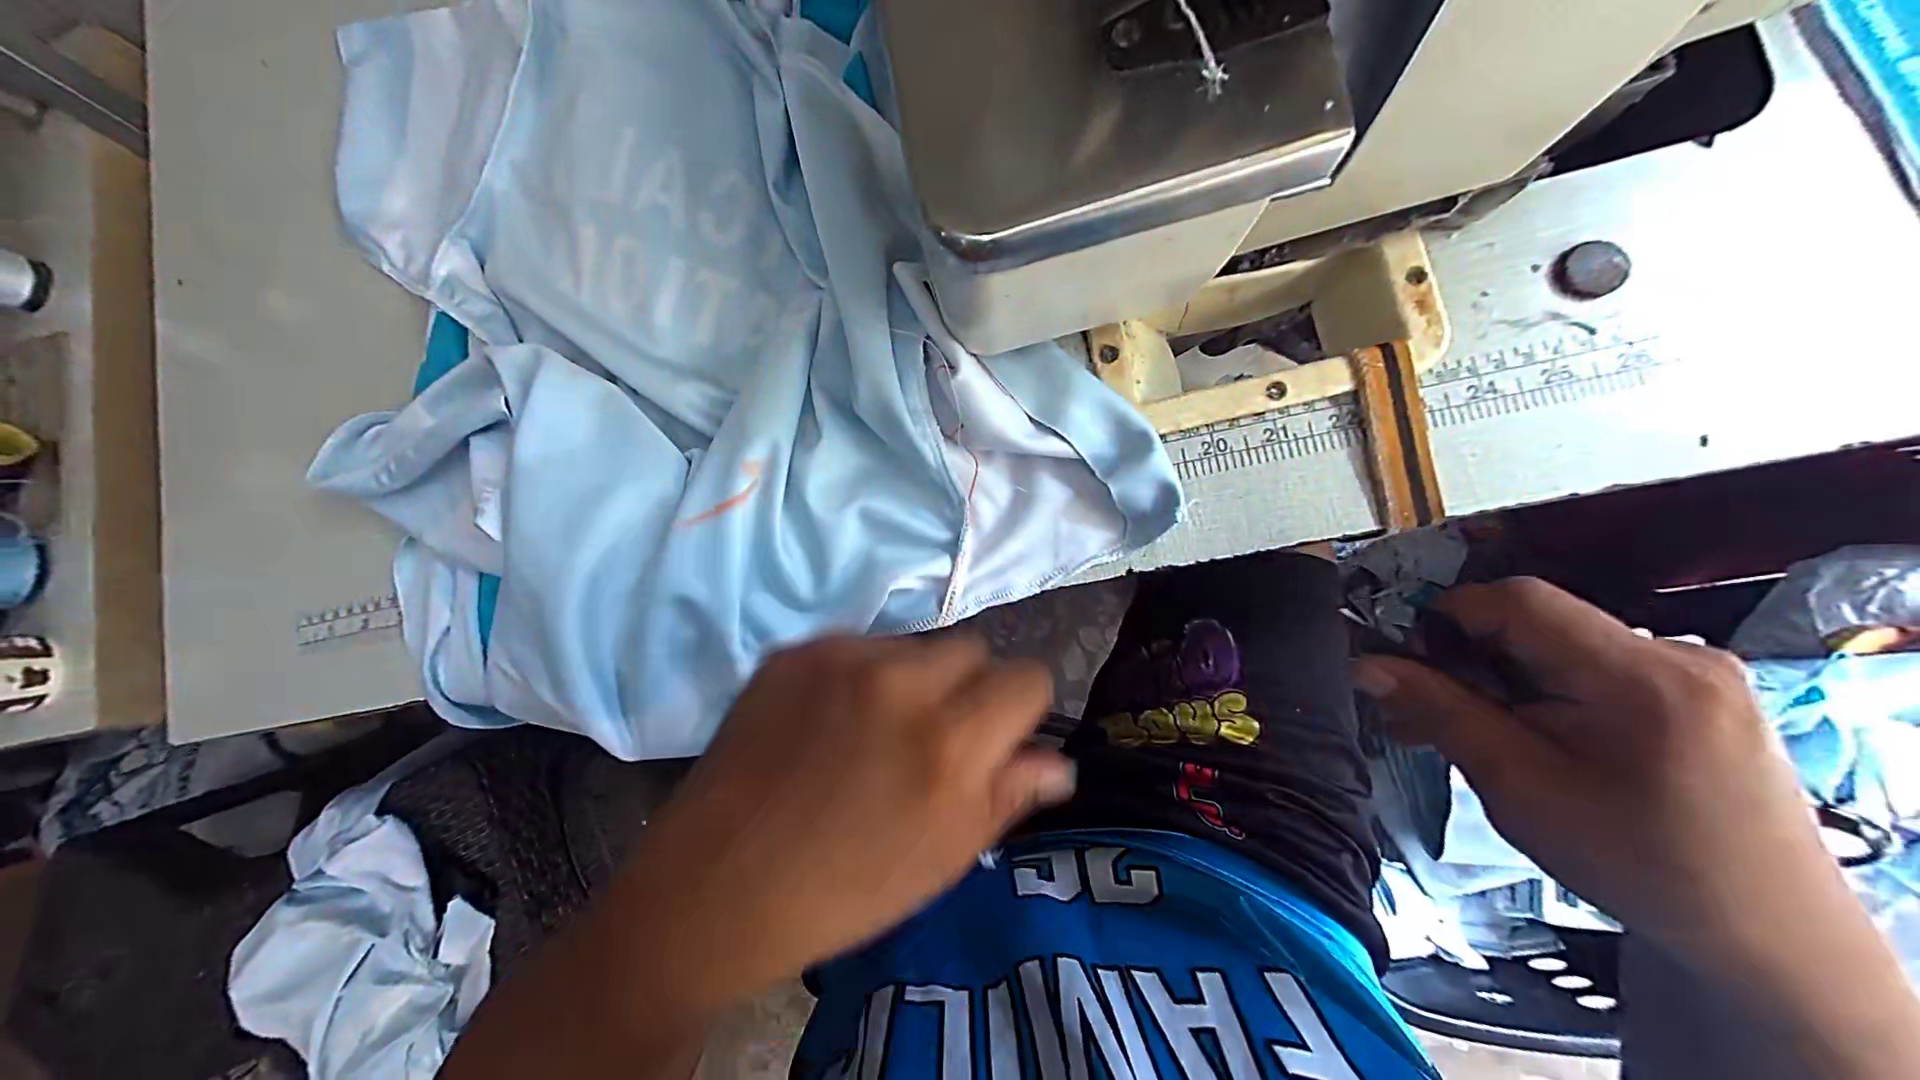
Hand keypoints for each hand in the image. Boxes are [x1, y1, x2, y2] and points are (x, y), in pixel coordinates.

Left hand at [444, 635, 1070, 1079]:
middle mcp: (902, 681)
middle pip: (974, 649)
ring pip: (916, 644)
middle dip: (970, 688)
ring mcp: (841, 658)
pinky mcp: (795, 651)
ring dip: (915, 678)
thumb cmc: (846, 888)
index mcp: (950, 740)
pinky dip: (861, 675)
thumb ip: (1009, 794)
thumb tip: (1058, 759)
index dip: (1022, 708)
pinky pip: (858, 645)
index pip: (1027, 677)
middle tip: (935, 735)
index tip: (1000, 735)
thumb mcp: (944, 857)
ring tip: (876, 729)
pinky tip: (831, 720)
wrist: (719, 885)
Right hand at [1356, 579, 1919, 1077]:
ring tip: (1470, 730)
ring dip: (1504, 679)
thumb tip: (1366, 664)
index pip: (1520, 600)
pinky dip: (1547, 691)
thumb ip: (1439, 711)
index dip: (1447, 614)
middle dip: (1469, 658)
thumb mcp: (1516, 785)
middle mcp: (1678, 654)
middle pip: (1538, 624)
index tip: (1405, 659)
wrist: (1769, 938)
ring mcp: (1697, 673)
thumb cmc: (1633, 862)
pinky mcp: (1701, 694)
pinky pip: (1597, 669)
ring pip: (1562, 648)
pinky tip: (1529, 734)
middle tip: (1420, 708)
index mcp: (1639, 675)